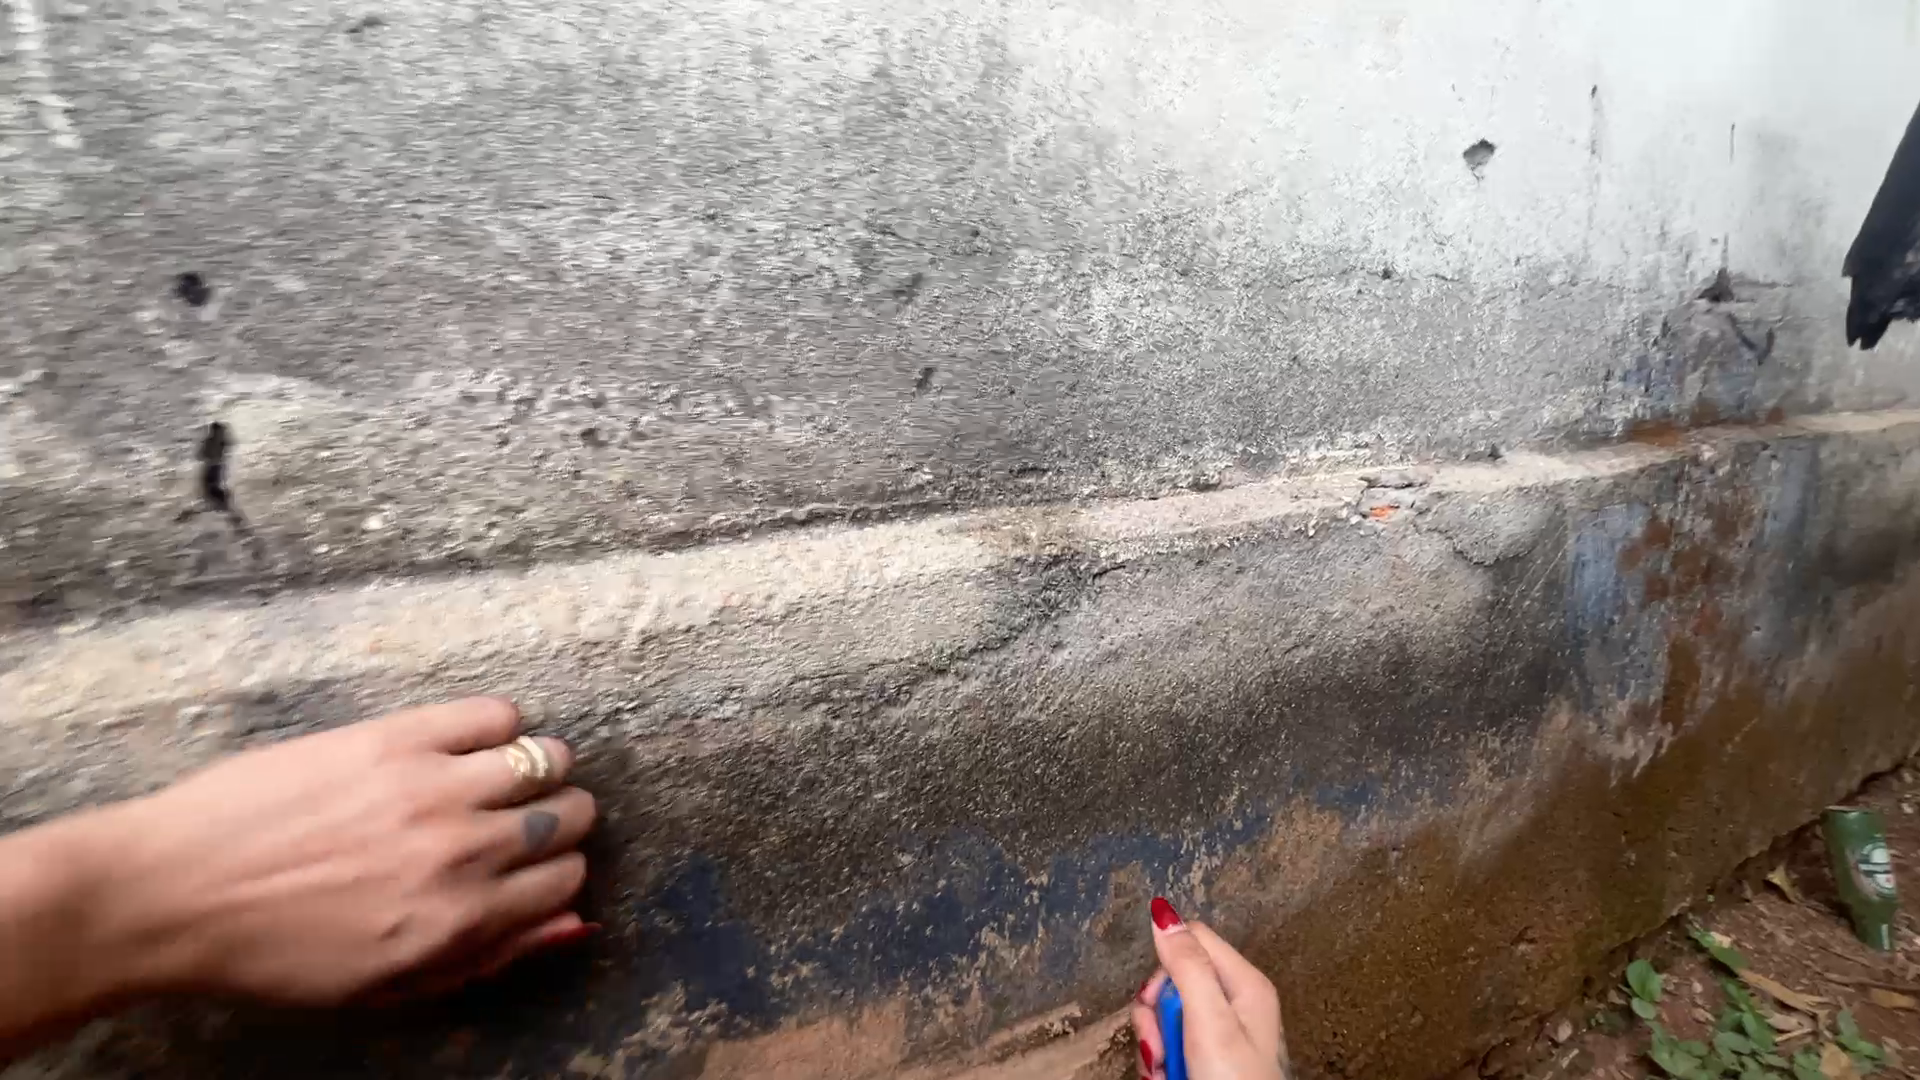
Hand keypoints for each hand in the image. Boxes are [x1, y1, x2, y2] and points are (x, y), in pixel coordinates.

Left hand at [90, 696, 597, 1002]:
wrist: (160, 894)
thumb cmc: (274, 950)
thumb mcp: (384, 985)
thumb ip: (490, 955)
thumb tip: (578, 921)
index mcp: (459, 920)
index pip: (569, 876)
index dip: (557, 868)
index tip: (534, 862)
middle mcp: (463, 852)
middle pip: (572, 814)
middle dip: (556, 818)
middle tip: (519, 818)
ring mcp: (436, 788)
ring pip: (550, 758)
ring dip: (538, 768)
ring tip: (501, 776)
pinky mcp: (403, 738)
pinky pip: (500, 715)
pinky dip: (500, 726)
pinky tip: (470, 744)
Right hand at [1131, 897, 1290, 1079]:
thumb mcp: (1209, 1022)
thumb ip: (1186, 965)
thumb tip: (1162, 911)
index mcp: (1244, 983)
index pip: (1190, 938)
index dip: (1165, 964)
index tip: (1159, 999)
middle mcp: (1233, 1003)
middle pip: (1172, 977)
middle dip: (1155, 1013)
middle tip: (1160, 1046)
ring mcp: (1219, 1034)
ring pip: (1164, 1013)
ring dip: (1153, 1042)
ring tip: (1164, 1070)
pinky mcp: (1204, 1059)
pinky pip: (1168, 1042)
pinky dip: (1160, 1062)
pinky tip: (1168, 1078)